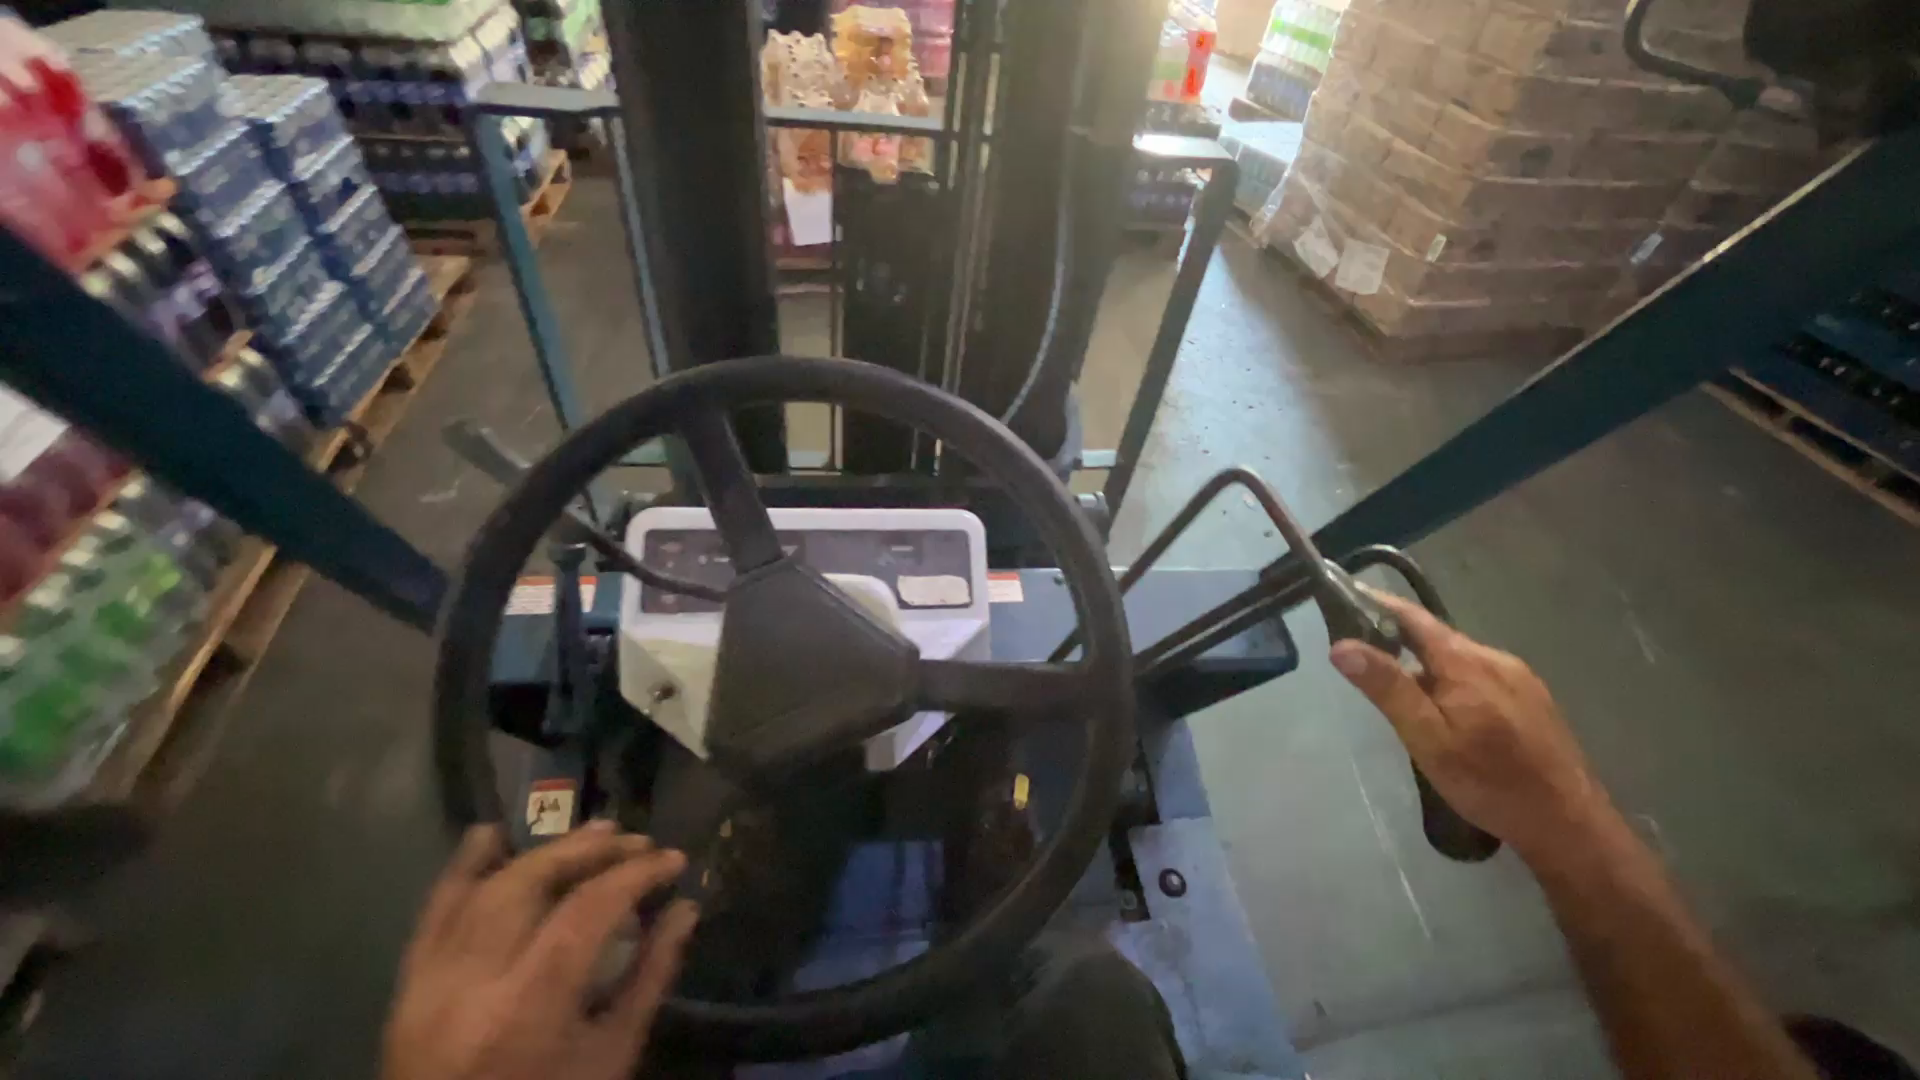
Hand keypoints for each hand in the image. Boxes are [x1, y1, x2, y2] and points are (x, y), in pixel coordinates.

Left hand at [382, 821, 698, 1079]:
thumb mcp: (614, 1054)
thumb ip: (651, 975)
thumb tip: (686, 907)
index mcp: (524, 1010)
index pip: (585, 912)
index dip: (635, 875)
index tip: (673, 861)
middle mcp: (468, 985)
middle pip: (531, 886)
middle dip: (592, 853)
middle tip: (638, 841)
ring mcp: (428, 984)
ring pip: (488, 889)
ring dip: (546, 852)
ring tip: (595, 836)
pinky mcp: (408, 988)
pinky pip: (434, 914)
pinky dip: (463, 870)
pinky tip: (491, 835)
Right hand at [1329, 590, 1618, 864]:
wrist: (1570, 825)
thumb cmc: (1489, 782)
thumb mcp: (1427, 738)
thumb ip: (1388, 688)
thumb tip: (1342, 646)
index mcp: (1466, 662)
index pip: (1414, 618)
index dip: (1377, 604)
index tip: (1344, 597)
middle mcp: (1495, 658)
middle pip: (1435, 638)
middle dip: (1397, 642)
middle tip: (1362, 662)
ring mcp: (1519, 679)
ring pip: (1457, 660)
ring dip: (1425, 667)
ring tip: (1400, 696)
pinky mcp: (1532, 701)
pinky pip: (1479, 677)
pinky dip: (1451, 683)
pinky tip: (1445, 715)